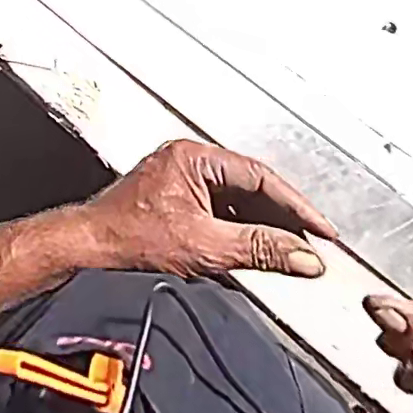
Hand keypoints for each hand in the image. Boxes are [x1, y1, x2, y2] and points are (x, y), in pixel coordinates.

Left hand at [77, 139, 338, 277]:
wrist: (92, 247)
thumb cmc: (131, 236)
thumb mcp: (205, 245)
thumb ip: (258, 249)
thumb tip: (301, 255)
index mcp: (194, 157)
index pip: (258, 175)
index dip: (294, 203)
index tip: (320, 228)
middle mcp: (188, 160)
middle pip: (249, 185)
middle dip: (281, 215)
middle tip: (310, 242)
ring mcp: (181, 178)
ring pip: (236, 199)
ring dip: (262, 224)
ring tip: (290, 250)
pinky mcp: (177, 197)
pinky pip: (220, 209)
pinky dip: (240, 229)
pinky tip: (256, 248)